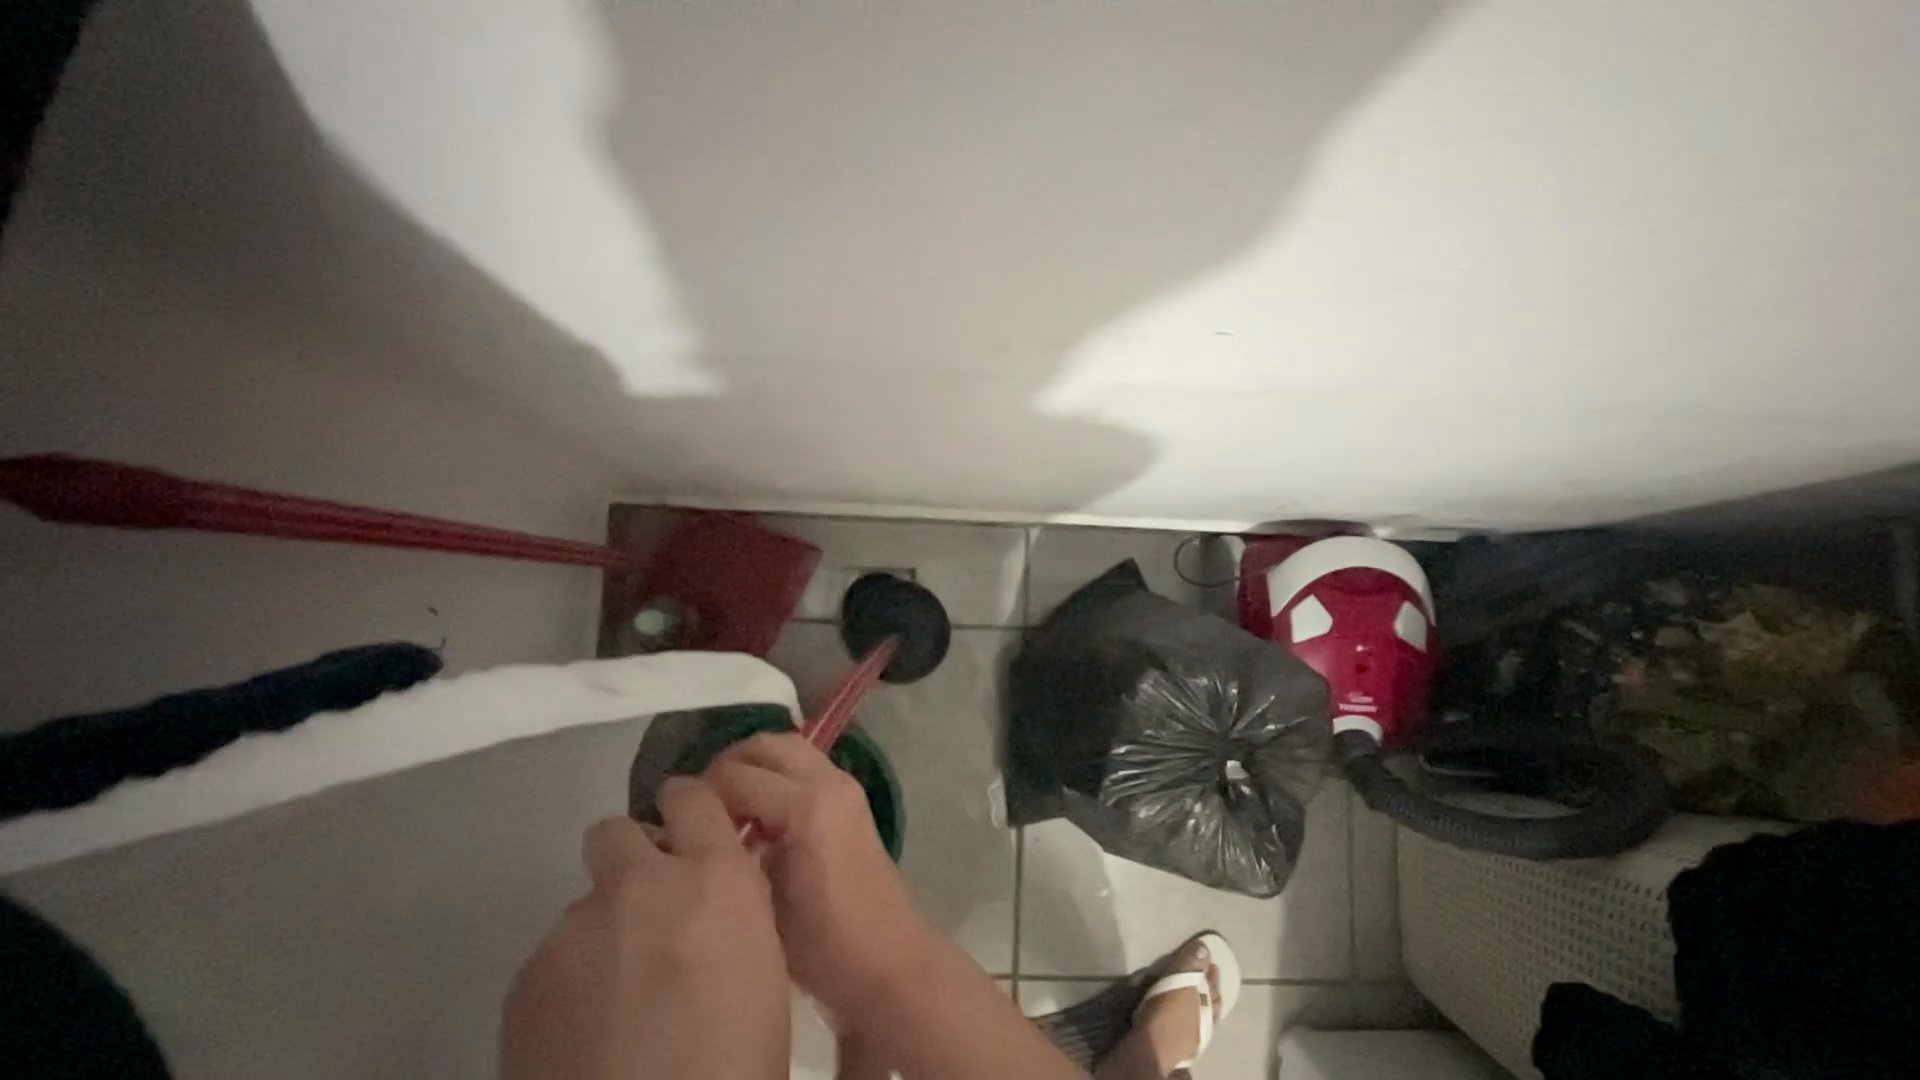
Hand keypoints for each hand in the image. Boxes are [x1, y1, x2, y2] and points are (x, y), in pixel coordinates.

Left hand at [499, 779, 789, 1079]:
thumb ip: (734, 913)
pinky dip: (569, 984)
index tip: (687, 833)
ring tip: (615, 999)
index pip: (691, 797)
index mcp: (715, 880)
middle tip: (645, 914)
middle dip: (629, 860)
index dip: (686, 810)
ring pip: (586, 906)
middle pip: (615, 831)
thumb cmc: (738, 1058)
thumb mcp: (764, 968)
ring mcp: (577, 928)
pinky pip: (553, 959)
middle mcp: (642, 885)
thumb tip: (711, 901)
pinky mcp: (527, 977)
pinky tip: (585, 1035)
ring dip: (602, 933)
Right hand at [706, 733, 935, 1021]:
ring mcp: (845, 787)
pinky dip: (776, 777)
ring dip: (753, 767)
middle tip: (700, 808)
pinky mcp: (851, 800)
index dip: (698, 797)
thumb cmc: (824, 946)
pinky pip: (804, 768)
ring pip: (787, 750)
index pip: (735, 777)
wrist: (891, 961)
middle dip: (726, 768)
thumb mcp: (764, 904)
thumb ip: (734, 854)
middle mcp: (829, 783)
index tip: (673, 824)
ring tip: (725, 810)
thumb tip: (703, 832)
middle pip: (765, 745)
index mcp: (807, 806)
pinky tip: (756, 819)